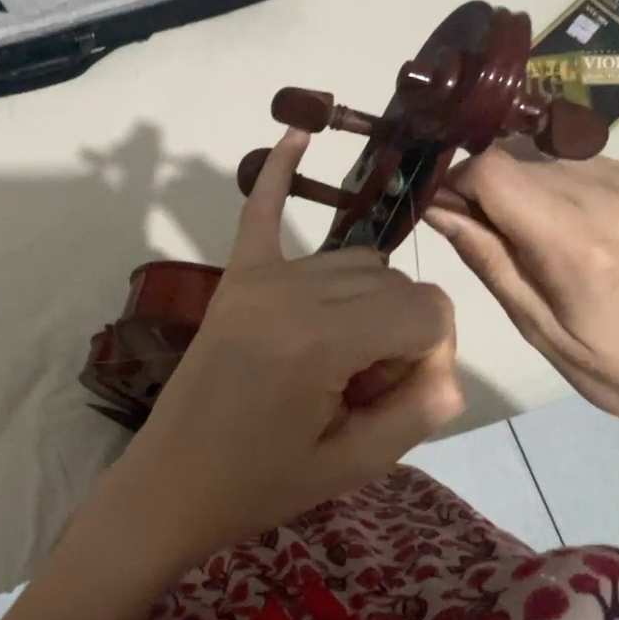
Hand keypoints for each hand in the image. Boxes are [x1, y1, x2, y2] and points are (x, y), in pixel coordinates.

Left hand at [105, 130, 464, 567]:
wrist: (172, 483)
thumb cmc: (260, 484)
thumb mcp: (355, 466)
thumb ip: (420, 410)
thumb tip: (446, 367)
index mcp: (321, 340)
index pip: (427, 310)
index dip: (428, 357)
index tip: (391, 397)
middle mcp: (289, 292)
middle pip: (392, 281)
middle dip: (398, 332)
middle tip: (358, 388)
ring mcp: (255, 279)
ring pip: (351, 259)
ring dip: (365, 300)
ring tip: (334, 359)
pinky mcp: (231, 280)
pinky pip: (260, 214)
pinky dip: (280, 177)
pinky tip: (297, 135)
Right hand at [424, 151, 618, 439]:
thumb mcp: (538, 329)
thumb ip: (487, 259)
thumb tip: (436, 209)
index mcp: (579, 245)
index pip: (493, 170)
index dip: (456, 183)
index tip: (446, 213)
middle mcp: (615, 199)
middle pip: (517, 159)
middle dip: (485, 188)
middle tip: (482, 232)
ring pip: (549, 157)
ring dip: (522, 186)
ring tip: (530, 235)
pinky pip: (586, 165)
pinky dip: (559, 186)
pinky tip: (571, 229)